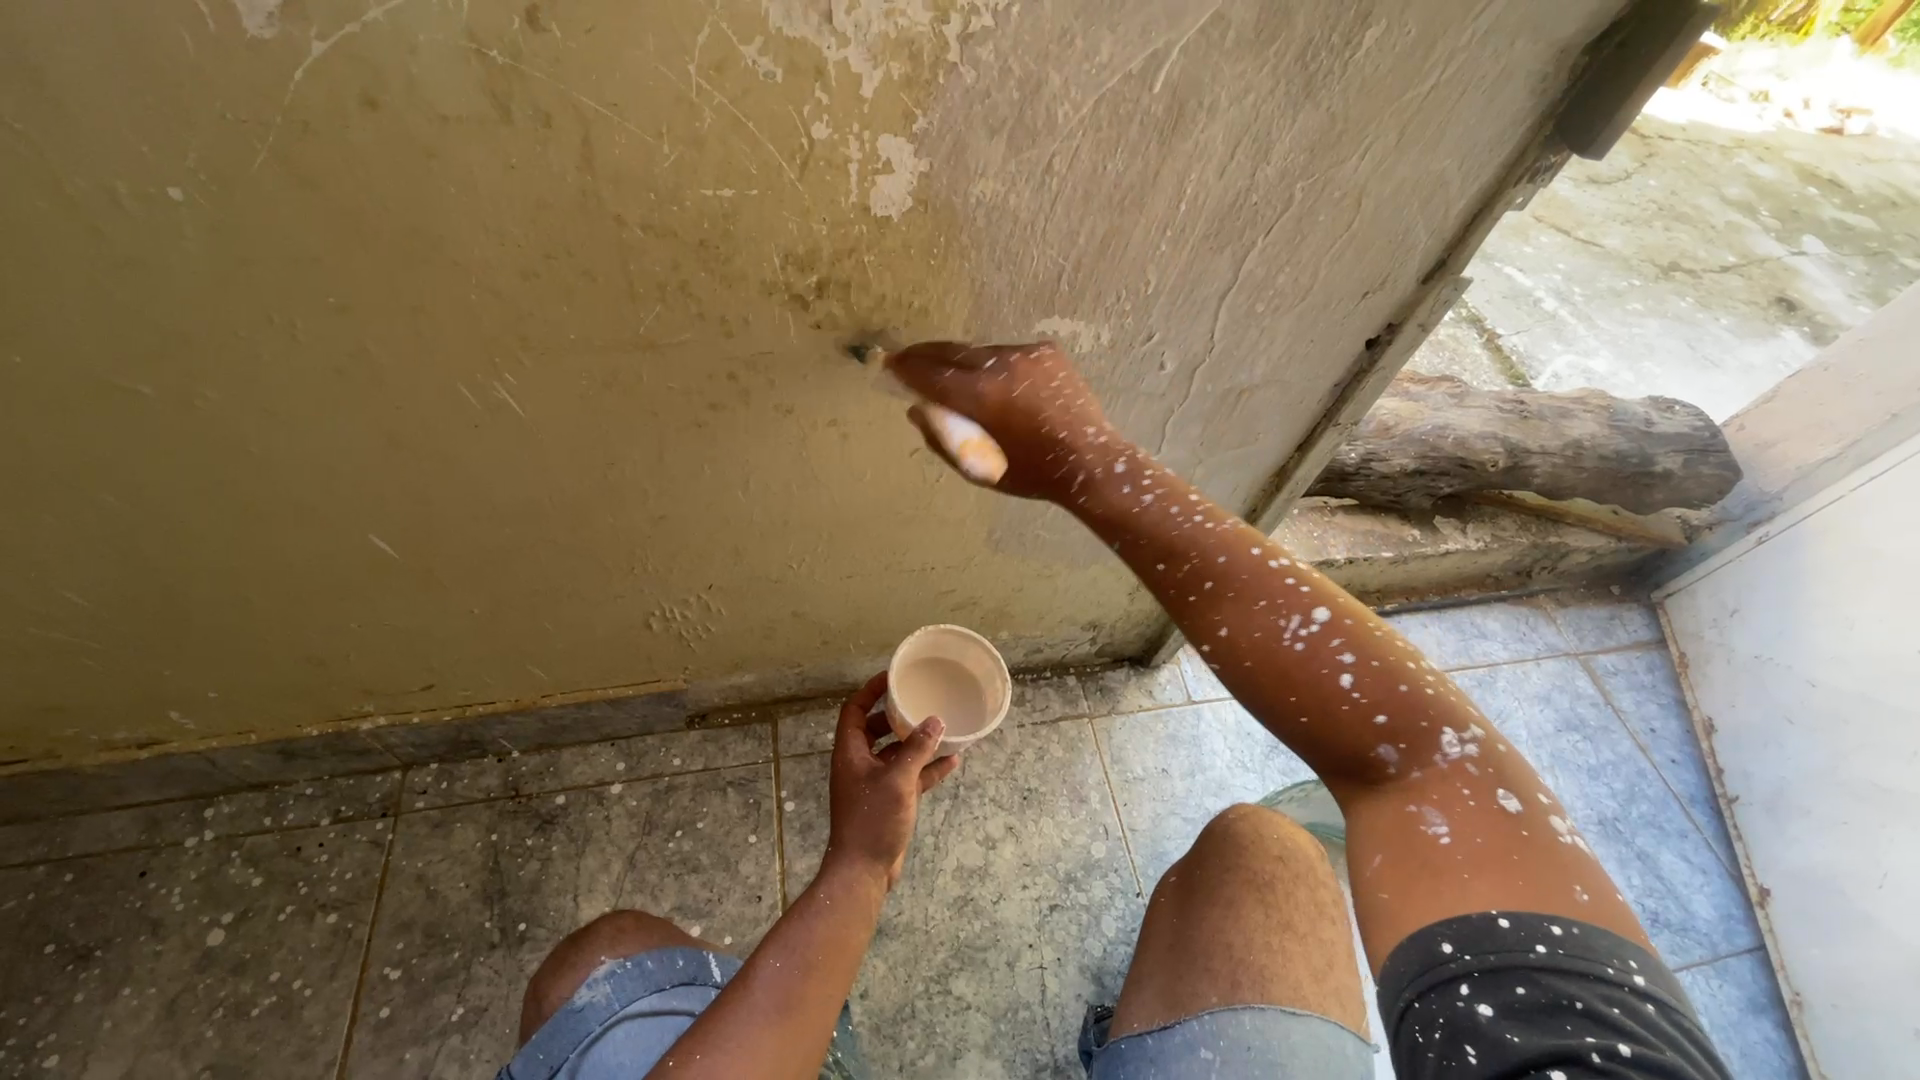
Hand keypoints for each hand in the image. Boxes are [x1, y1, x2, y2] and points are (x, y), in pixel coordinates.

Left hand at [824, 672, 961, 889]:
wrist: (863, 871)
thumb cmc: (872, 820)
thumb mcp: (897, 780)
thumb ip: (917, 749)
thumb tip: (935, 721)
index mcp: (850, 752)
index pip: (854, 710)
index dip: (870, 691)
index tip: (892, 677)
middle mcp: (859, 763)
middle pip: (875, 729)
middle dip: (896, 715)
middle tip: (919, 701)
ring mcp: (874, 783)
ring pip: (896, 753)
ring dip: (917, 742)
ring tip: (942, 727)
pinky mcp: (890, 801)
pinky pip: (910, 776)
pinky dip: (927, 768)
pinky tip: (952, 760)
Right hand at [887, 340, 1123, 501]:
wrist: (1089, 462)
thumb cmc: (1031, 473)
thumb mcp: (979, 468)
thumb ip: (942, 439)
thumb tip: (916, 411)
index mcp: (979, 395)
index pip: (929, 373)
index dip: (905, 369)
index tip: (888, 365)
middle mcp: (999, 364)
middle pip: (951, 352)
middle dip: (925, 355)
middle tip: (906, 358)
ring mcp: (1025, 354)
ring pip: (982, 353)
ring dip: (964, 362)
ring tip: (954, 373)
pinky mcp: (1046, 352)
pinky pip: (1010, 355)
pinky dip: (998, 366)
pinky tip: (999, 383)